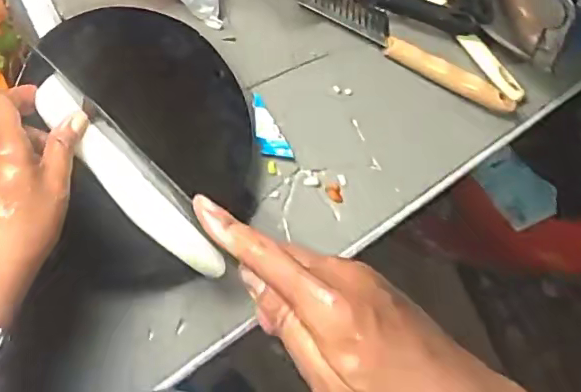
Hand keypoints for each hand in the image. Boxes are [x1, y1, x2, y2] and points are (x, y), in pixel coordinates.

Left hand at [0, 85, 85, 324]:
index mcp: (2, 142)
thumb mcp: (55, 184)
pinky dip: (9, 143)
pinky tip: (33, 167)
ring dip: (13, 124)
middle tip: (39, 113)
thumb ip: (63, 146)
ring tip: (45, 146)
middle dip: (11, 102)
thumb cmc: (27, 224)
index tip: (42, 100)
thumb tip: (76, 116)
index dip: (18, 92)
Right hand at [194, 195, 518, 391]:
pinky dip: (311, 288)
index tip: (205, 207)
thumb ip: (289, 329)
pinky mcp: (375, 279)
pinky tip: (322, 323)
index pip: (265, 254)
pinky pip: (326, 271)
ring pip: (304, 265)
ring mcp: (364, 275)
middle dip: (264, 276)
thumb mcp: (331, 385)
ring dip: (289, 285)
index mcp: (330, 306)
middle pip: (283, 257)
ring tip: (300, 335)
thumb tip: (258, 285)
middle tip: (264, 320)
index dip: (229, 230)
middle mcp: (347, 277)